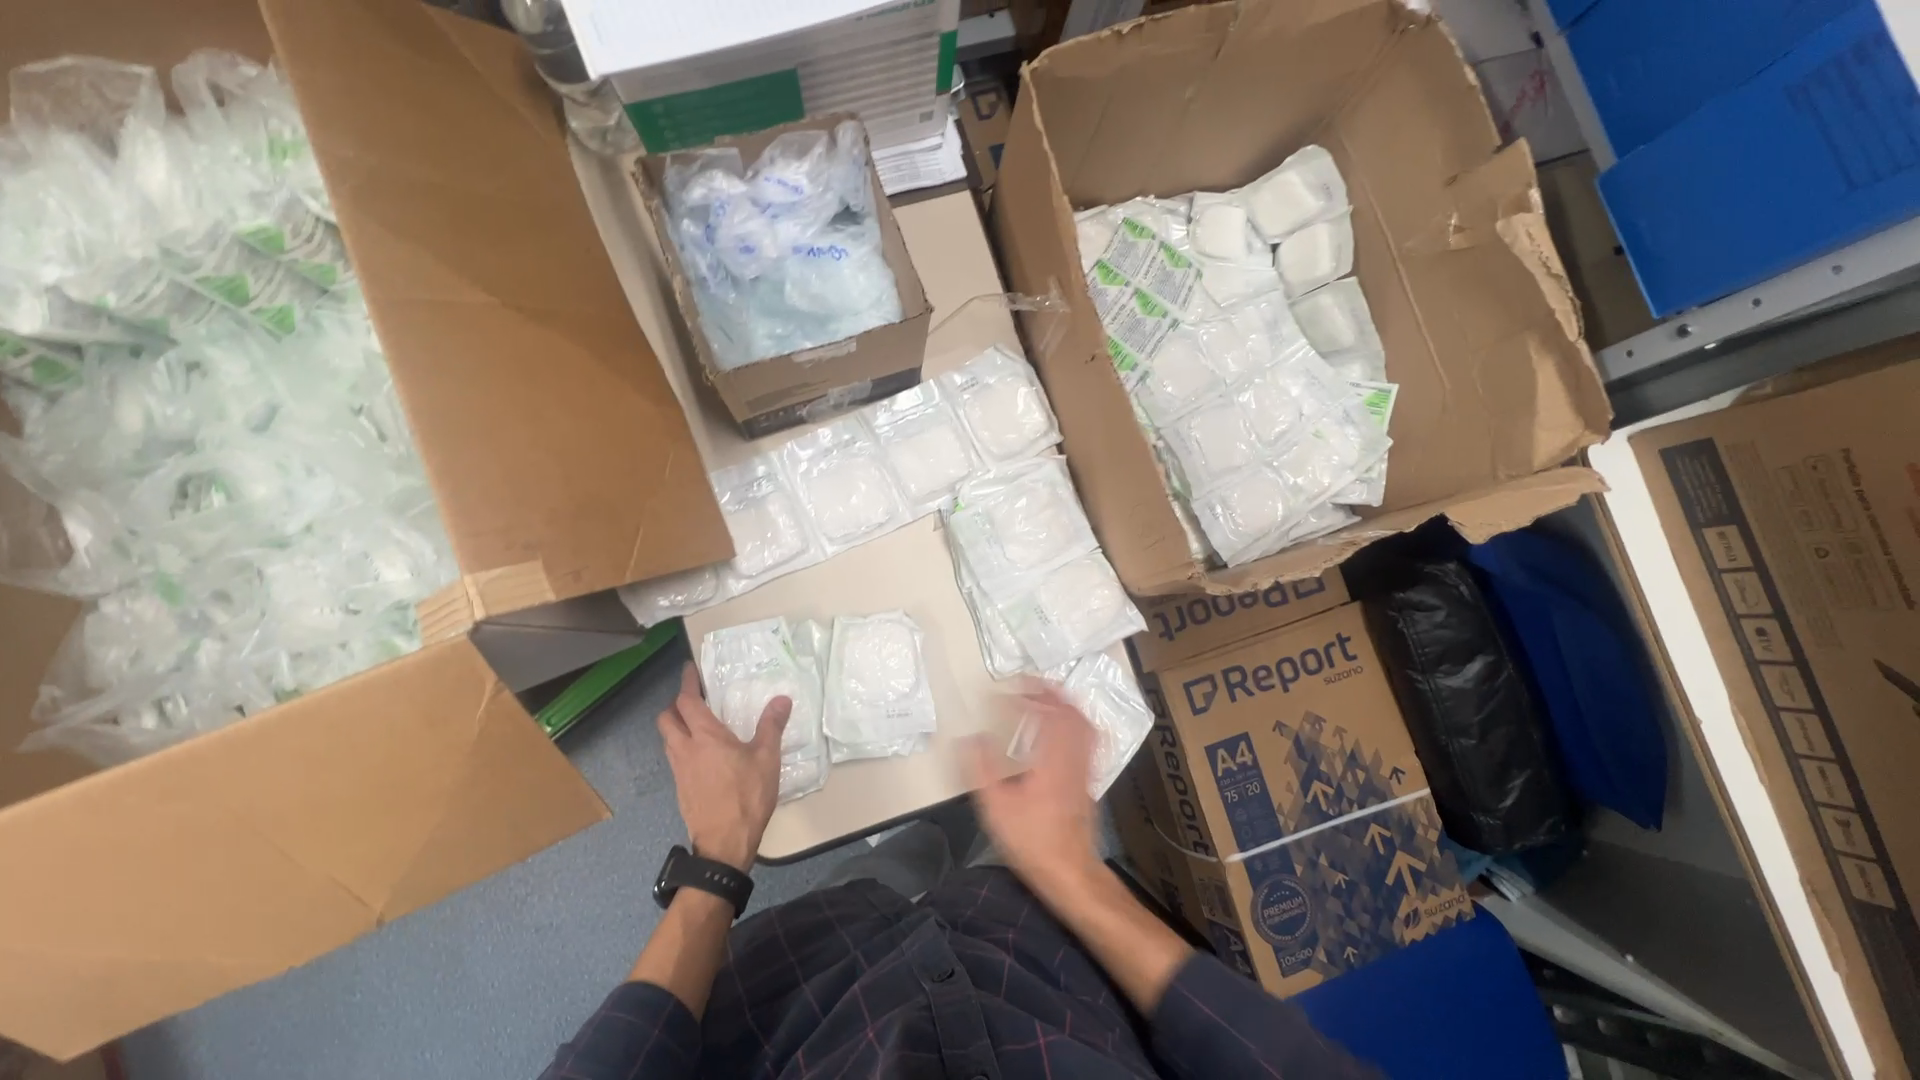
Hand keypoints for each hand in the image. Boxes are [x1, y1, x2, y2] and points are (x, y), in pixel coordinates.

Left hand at [657, 663, 790, 871]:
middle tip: (693, 700)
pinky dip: (682, 747)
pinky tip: (702, 756)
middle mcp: (685, 749)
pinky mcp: (681, 788)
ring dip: (676, 726)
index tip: (690, 670)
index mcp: (705, 737)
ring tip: (697, 725)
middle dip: (675, 705)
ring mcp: (679, 771)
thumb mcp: (767, 759)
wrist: (724, 844)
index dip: (687, 683)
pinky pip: (675, 758)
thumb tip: (781, 699)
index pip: (687, 701)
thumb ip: (771, 726)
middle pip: (666, 718)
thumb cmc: (746, 797)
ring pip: (667, 739)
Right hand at [966, 682, 1103, 897]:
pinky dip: (1078, 725)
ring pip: (1084, 726)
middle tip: (1030, 684)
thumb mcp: (996, 808)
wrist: (1070, 872)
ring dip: (1067, 706)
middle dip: (1051, 693)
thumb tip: (970, 738)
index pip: (1044, 715)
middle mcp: (1072, 759)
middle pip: (1071, 713)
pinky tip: (1065, 731)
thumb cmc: (1032, 841)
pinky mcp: (1089, 782)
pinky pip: (1089, 742)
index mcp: (1050, 761)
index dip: (1026, 697)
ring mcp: (1085, 770)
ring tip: (1048, 698)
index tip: (1007, 691)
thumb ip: (982, 769)